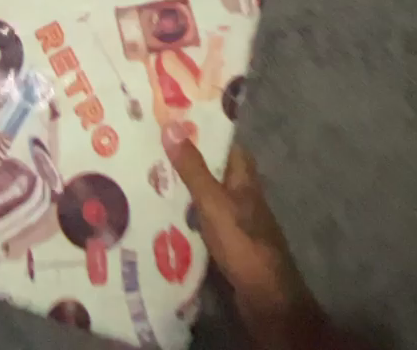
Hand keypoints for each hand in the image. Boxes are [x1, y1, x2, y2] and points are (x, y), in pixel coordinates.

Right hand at [169, 141, 329, 342]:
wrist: (266, 299)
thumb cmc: (243, 243)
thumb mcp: (213, 201)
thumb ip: (192, 167)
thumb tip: (171, 124)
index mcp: (244, 178)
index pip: (225, 143)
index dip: (203, 129)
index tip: (173, 118)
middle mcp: (243, 194)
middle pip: (214, 167)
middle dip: (188, 157)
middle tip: (152, 145)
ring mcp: (237, 219)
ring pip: (208, 192)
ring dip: (185, 185)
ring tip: (150, 173)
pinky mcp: (230, 242)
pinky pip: (204, 217)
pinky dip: (188, 211)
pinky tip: (165, 211)